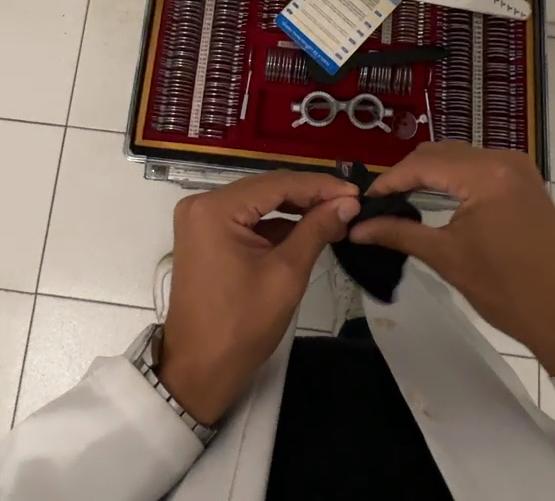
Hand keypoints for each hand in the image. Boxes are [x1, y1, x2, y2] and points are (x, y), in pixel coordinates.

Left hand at [159, 172, 360, 422]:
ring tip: (336, 215)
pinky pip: (246, 220)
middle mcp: (202, 204)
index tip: (355, 193)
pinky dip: (275, 224)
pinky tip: (307, 229)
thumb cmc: (242, 325)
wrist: (199, 370)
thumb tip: (348, 203)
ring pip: (258, 203)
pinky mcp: (205, 236)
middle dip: (309, 196)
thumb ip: (316, 230)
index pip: (276, 183)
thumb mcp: (286, 274)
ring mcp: (200, 220)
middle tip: (350, 203)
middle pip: (265, 189)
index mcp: (215, 208)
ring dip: (294, 209)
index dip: (319, 186)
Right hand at [348, 142, 554, 375]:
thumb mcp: (445, 257)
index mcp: (485, 174)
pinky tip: (435, 196)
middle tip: (380, 202)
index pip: (422, 165)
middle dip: (407, 174)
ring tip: (402, 199)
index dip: (389, 181)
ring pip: (458, 156)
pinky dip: (453, 177)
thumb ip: (398, 233)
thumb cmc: (504, 289)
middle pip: (440, 153)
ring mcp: (518, 167)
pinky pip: (478, 166)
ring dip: (429, 173)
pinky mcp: (525, 180)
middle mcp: (503, 158)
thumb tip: (355, 229)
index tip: (364, 200)